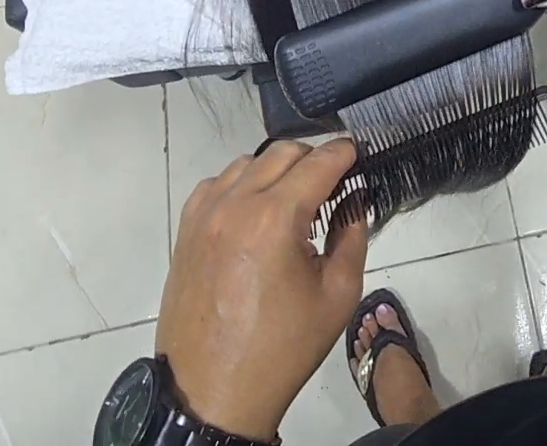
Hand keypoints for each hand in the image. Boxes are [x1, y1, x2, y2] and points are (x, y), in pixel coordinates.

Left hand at [157, 139, 368, 440]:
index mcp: (276, 218)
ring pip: (248, 162)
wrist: (212, 394)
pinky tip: (254, 214)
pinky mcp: (186, 229)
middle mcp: (236, 204)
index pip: (319, 162)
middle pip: (283, 152)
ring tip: (292, 204)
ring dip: (276, 171)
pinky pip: (217, 184)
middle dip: (313, 159)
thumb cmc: (282, 348)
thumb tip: (354, 198)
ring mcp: (205, 214)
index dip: (345, 152)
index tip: (359, 154)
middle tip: (332, 185)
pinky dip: (241, 186)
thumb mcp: (338, 294)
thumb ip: (352, 234)